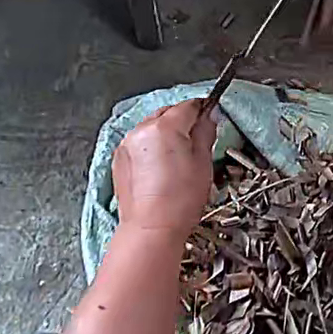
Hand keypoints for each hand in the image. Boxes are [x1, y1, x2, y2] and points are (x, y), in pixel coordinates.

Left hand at [111, 99, 217, 238]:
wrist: (152, 227)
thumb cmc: (180, 198)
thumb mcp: (203, 161)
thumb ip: (206, 132)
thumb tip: (209, 117)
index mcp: (165, 128)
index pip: (188, 106)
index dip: (204, 109)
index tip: (212, 115)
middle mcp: (141, 131)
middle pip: (167, 113)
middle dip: (184, 119)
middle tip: (200, 136)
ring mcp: (127, 144)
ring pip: (152, 126)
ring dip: (167, 132)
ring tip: (181, 153)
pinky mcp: (120, 159)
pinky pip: (140, 142)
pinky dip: (153, 145)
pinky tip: (165, 164)